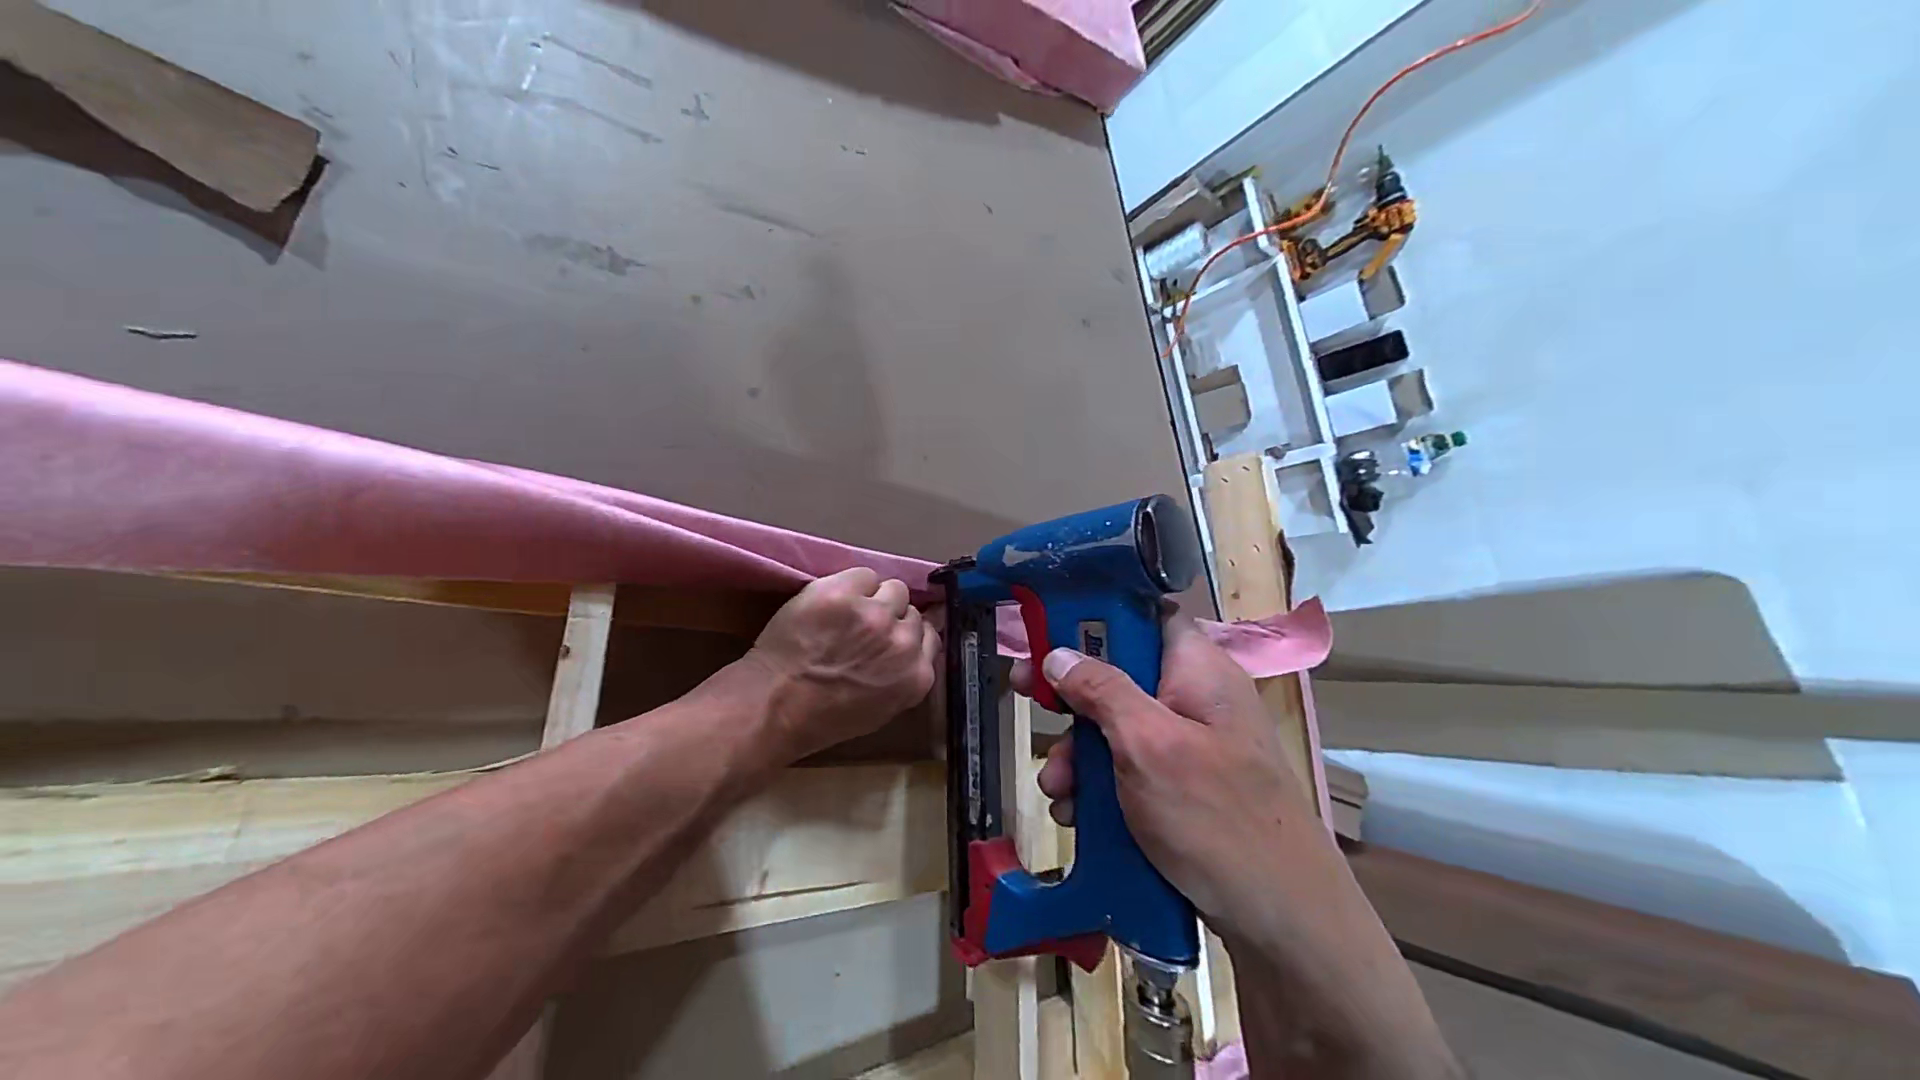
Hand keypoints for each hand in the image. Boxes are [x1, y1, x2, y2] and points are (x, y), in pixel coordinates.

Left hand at [743, 567, 938, 762]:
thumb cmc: (824, 717)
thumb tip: (911, 646)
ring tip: (846, 612)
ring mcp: (874, 612)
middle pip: (910, 609)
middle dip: (891, 616)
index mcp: (916, 674)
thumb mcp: (882, 708)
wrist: (775, 704)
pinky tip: (830, 603)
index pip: (929, 634)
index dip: (907, 632)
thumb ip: (904, 674)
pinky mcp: (844, 591)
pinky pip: (863, 575)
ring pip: (892, 587)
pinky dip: (850, 585)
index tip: (891, 634)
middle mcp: (903, 640)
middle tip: (864, 628)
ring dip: (874, 597)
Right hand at [1022, 612, 1462, 1078]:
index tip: (1047, 632)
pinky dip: (1099, 785)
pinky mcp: (1182, 786)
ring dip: (1079, 753)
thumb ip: (1101, 690)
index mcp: (1197, 668)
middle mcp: (1194, 697)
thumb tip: (1058, 654)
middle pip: (1120, 673)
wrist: (1280, 921)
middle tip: (1027, 700)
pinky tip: (1076, 814)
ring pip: (1117, 726)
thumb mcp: (1147, 744)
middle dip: (1073, 698)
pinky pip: (1129, 767)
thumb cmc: (1214, 817)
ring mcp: (1189, 744)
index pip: (1144, 614)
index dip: (1094, 616)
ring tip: (1057, 790)